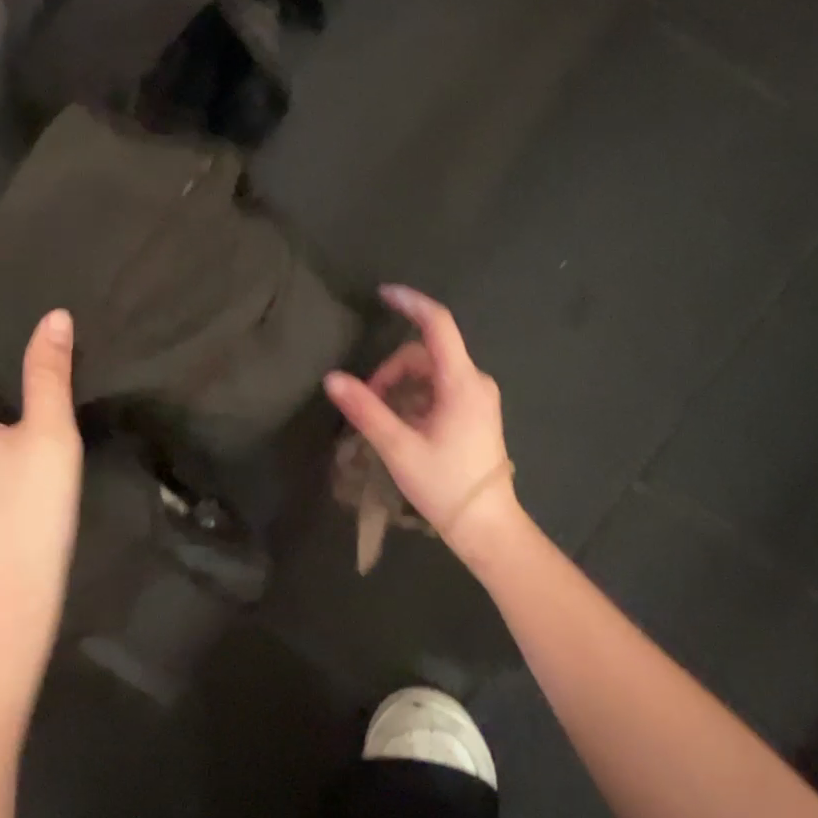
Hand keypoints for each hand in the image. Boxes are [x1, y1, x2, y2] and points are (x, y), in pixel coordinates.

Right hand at [324, 284, 518, 547]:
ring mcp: (478, 399)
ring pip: (430, 374)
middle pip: (425, 354)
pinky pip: (439, 391)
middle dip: (391, 370)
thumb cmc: (444, 484)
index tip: (383, 293)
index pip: (437, 324)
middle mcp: (475, 382)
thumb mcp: (398, 446)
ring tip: (381, 421)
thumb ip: (366, 409)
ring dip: (400, 387)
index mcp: (462, 383)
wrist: (485, 523)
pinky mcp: (475, 414)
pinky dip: (413, 399)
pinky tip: (400, 428)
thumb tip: (332, 379)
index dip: (410, 303)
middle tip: (367, 404)